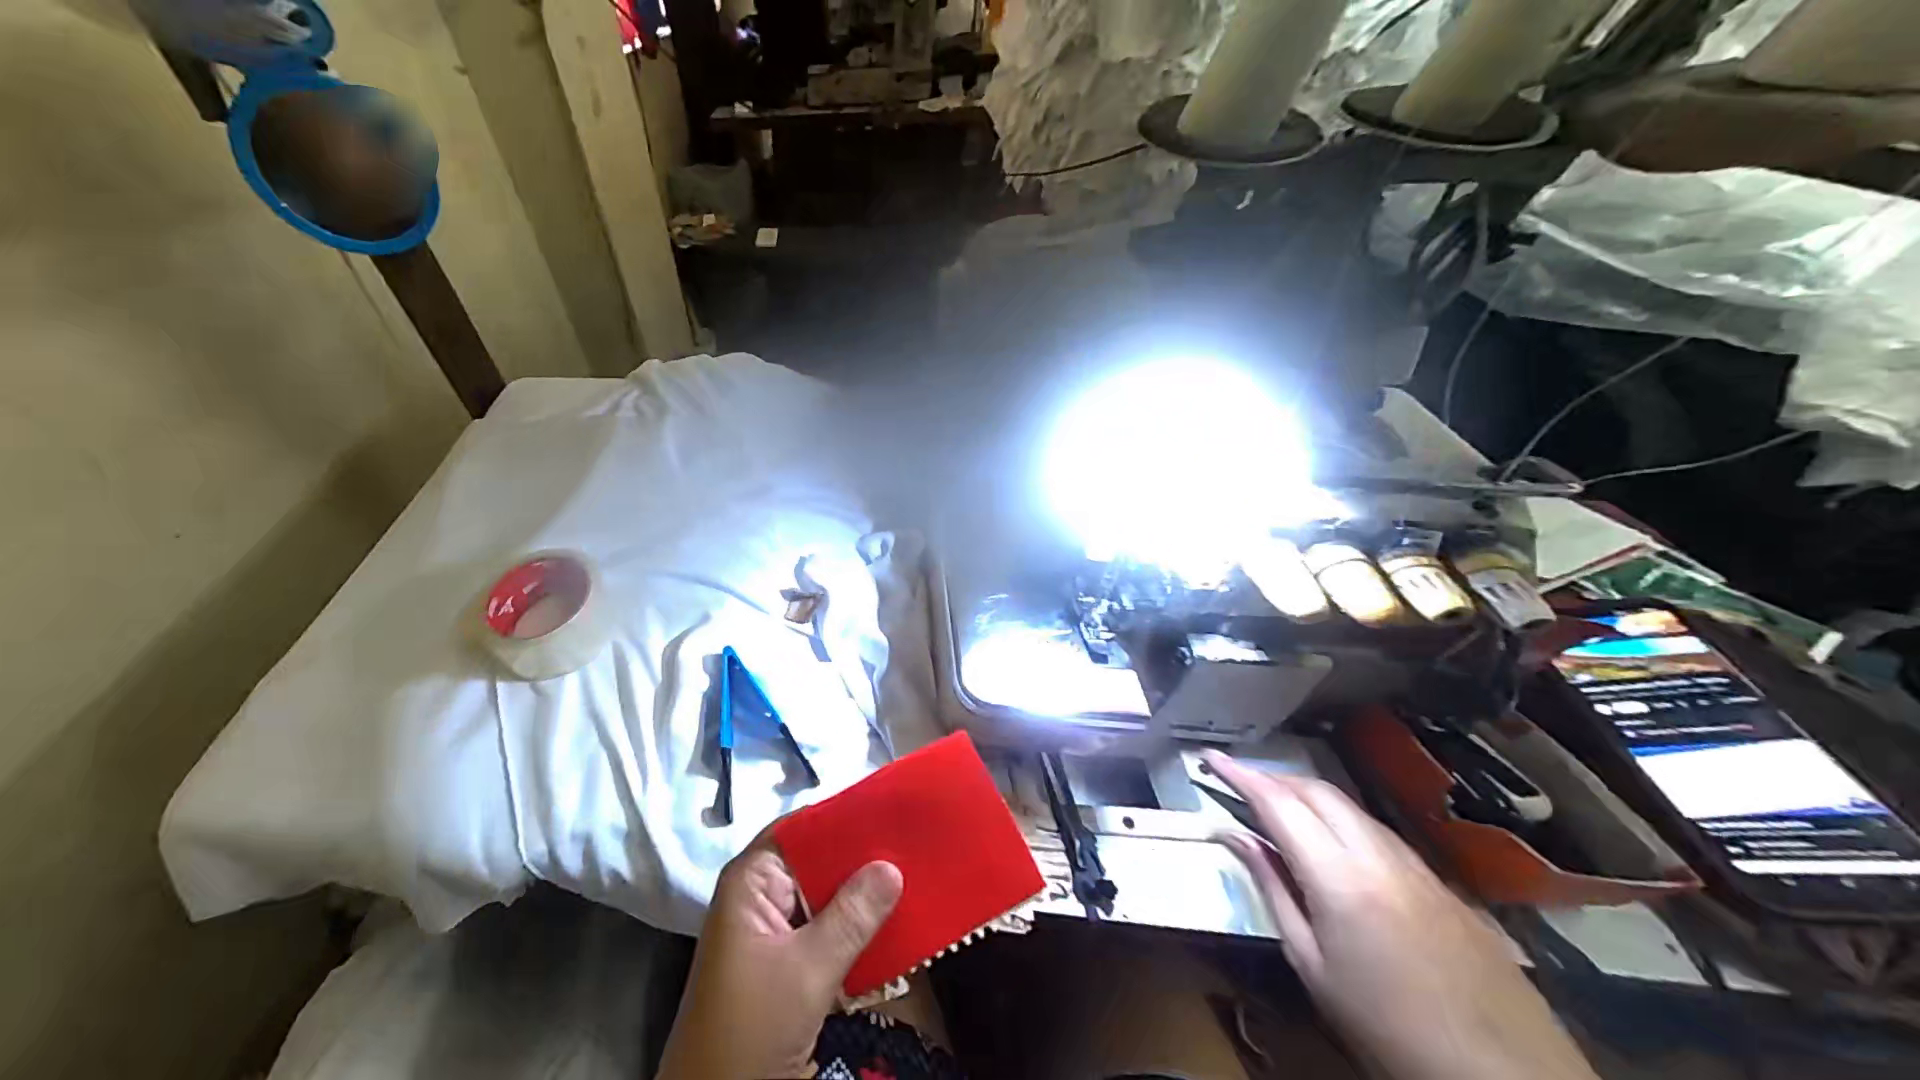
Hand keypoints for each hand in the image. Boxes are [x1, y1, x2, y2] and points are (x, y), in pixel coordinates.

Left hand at [657, 834, 903, 1079]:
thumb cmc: (751, 1029)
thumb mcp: (807, 971)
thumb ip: (852, 916)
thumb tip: (892, 865)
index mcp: (752, 880)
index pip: (805, 826)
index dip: (847, 815)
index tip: (896, 808)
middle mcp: (762, 893)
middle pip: (819, 857)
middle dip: (864, 854)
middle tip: (917, 840)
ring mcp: (775, 927)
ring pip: (828, 892)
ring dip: (866, 889)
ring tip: (918, 870)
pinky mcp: (789, 958)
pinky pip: (830, 923)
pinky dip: (859, 922)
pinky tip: (898, 916)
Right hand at [1202, 751, 1598, 1079]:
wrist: (1502, 1071)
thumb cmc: (1386, 1027)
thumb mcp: (1311, 964)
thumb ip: (1272, 889)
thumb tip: (1237, 838)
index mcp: (1337, 875)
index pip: (1277, 803)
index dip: (1239, 775)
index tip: (1210, 757)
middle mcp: (1376, 853)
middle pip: (1316, 790)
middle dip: (1273, 778)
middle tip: (1239, 786)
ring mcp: (1413, 863)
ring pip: (1348, 806)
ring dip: (1307, 796)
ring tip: (1278, 812)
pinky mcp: (1437, 879)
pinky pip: (1377, 830)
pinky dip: (1341, 820)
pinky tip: (1332, 847)